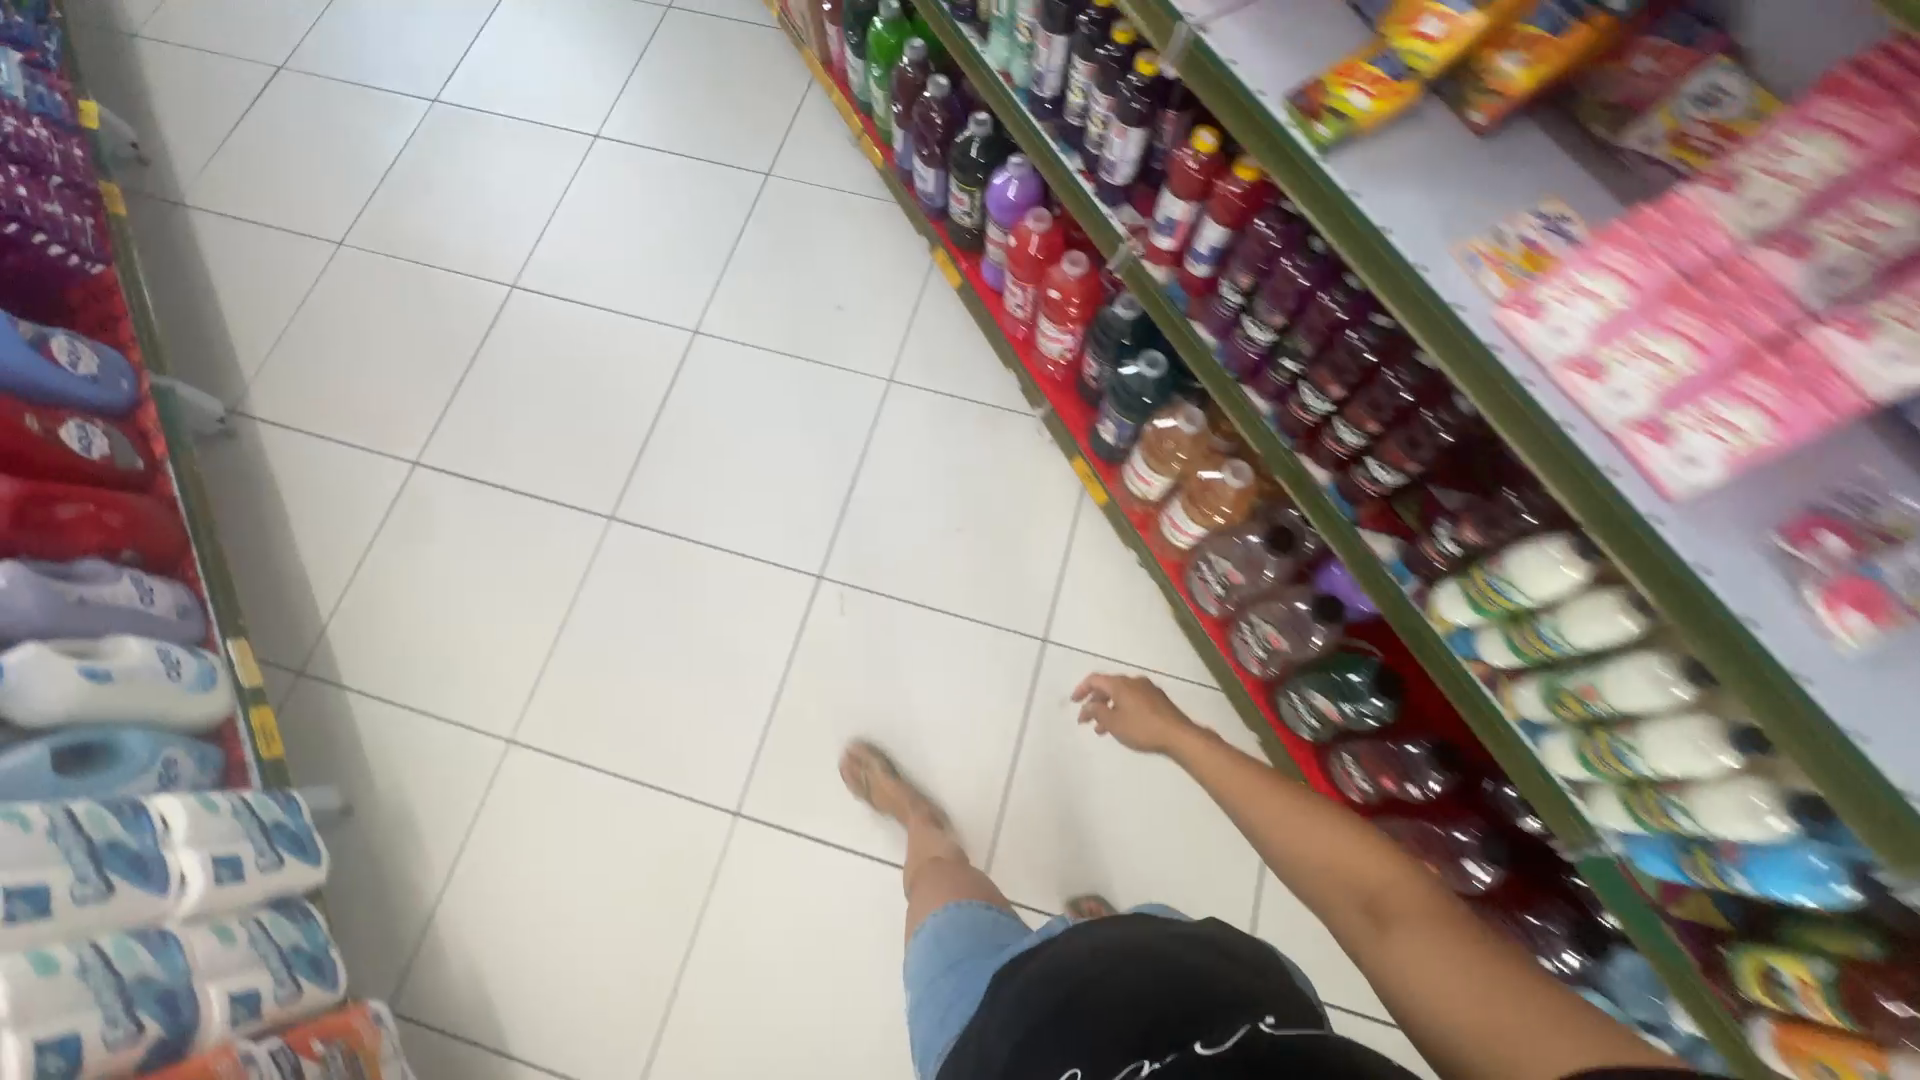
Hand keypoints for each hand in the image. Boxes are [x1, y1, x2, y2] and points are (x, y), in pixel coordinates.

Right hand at [1071, 673, 1201, 754]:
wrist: (1178, 734)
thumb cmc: (1141, 728)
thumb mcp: (1113, 722)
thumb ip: (1096, 712)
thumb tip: (1087, 706)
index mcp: (1120, 683)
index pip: (1094, 679)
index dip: (1081, 689)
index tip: (1074, 703)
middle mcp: (1133, 681)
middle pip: (1108, 687)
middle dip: (1095, 703)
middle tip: (1087, 720)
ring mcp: (1147, 689)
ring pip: (1121, 695)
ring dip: (1108, 709)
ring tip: (1102, 729)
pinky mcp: (1157, 699)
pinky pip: (1133, 700)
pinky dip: (1122, 709)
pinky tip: (1122, 726)